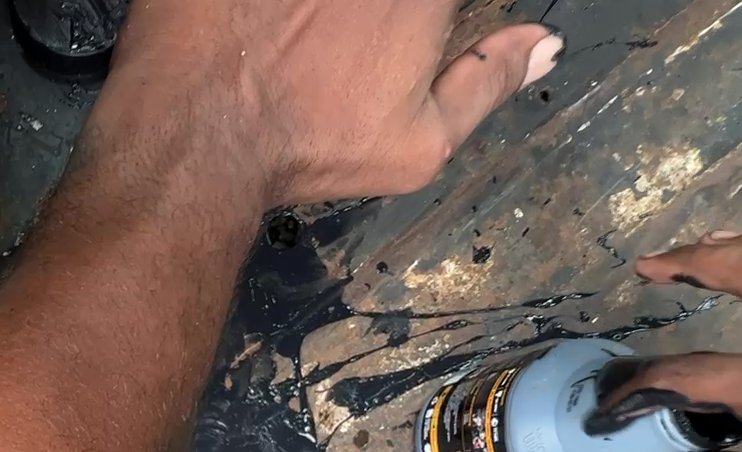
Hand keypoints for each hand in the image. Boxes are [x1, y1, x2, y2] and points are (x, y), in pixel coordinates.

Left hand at [85, 0, 563, 207]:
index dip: (417, 24)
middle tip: (335, 47)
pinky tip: (259, 29)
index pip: (438, 2)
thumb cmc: (309, 148)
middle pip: (377, 2)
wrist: (199, 138)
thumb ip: (486, 87)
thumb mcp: (417, 147)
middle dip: (363, 24)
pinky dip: (255, 10)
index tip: (398, 42)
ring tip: (295, 36)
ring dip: (311, 18)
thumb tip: (542, 46)